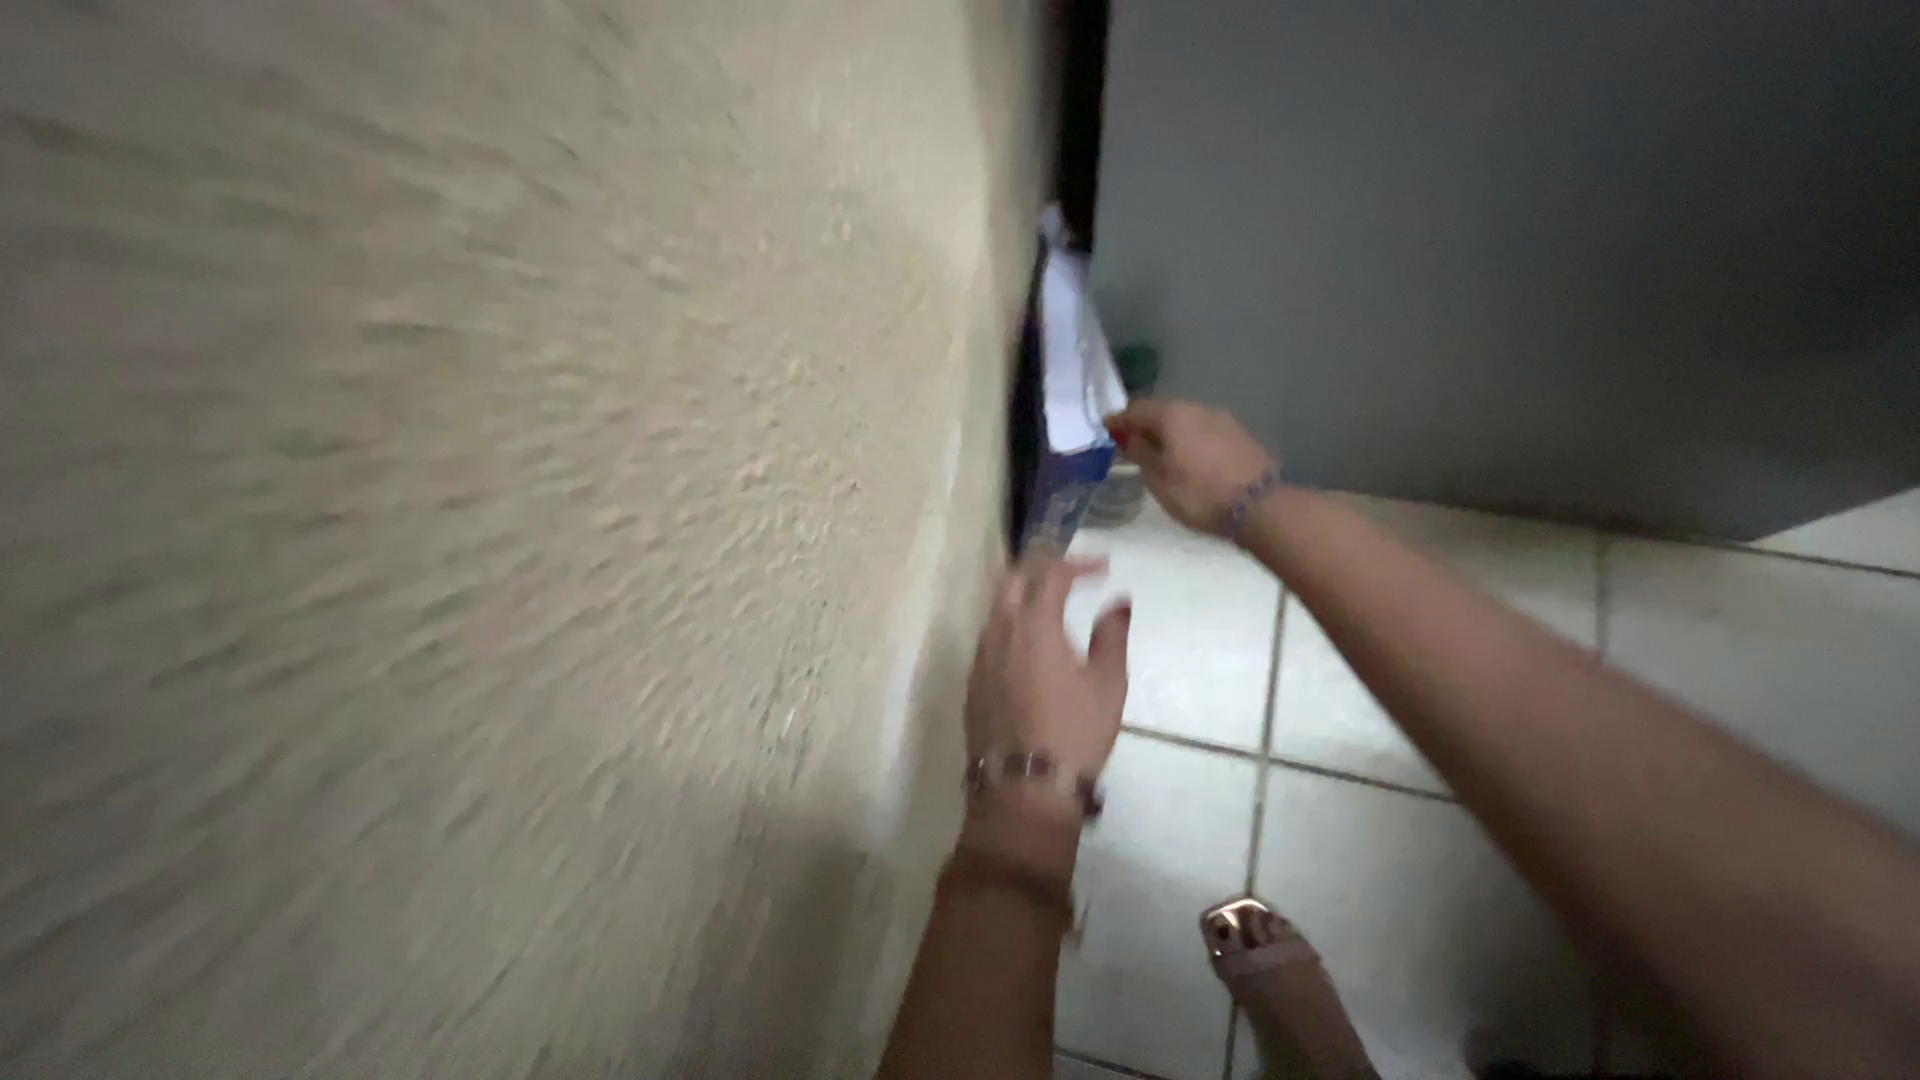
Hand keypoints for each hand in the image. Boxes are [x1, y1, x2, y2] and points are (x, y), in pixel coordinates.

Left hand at [965, 558, 1130, 802]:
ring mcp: (979, 659)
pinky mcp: (972, 684)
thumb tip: (1118, 602)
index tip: (1103, 568)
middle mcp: (999, 632)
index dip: (1078, 564)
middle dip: (1041, 568)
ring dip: (1022, 598)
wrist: (1023, 789)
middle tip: (1070, 575)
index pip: (1052, 574)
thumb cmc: (1075, 733)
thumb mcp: (1108, 684)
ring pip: (996, 610)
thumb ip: (1112, 635)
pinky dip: (1010, 628)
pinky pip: (989, 640)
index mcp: (1034, 625)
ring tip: (1051, 606)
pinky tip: (1028, 647)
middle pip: (1013, 581)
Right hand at [1104, 399, 1278, 534]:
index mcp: (1173, 416)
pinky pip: (1204, 430)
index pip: (1136, 409)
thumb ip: (1141, 454)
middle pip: (1163, 411)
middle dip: (1145, 425)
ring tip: (1159, 453)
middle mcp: (1197, 408)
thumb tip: (1129, 438)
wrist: (1261, 506)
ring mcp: (1222, 419)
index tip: (1106, 430)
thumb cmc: (1200, 494)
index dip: (1118, 420)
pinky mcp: (1239, 433)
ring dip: (1169, 433)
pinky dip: (1189, 439)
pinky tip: (1186, 457)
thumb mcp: (1160, 481)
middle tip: (1130, 444)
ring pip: (1186, 420)